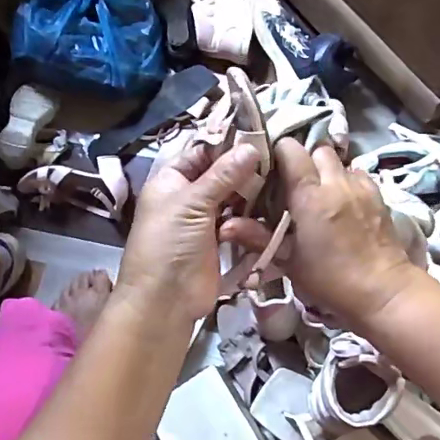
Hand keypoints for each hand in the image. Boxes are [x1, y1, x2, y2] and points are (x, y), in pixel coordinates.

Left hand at [116, 141, 262, 323]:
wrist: (164, 302)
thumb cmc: (168, 244)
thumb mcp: (192, 203)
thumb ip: (223, 175)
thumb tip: (251, 147)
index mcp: (172, 180)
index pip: (202, 152)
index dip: (227, 144)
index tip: (260, 138)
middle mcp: (189, 196)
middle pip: (222, 175)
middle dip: (244, 173)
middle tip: (275, 166)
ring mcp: (206, 220)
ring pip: (235, 199)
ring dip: (249, 201)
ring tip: (267, 196)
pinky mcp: (222, 243)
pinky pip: (242, 223)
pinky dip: (251, 222)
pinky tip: (265, 220)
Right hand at [222, 139, 422, 328]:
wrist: (383, 293)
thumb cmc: (330, 280)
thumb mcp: (289, 262)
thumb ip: (257, 238)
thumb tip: (224, 225)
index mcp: (310, 196)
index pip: (291, 150)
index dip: (278, 153)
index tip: (269, 167)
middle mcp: (336, 183)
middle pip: (317, 150)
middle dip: (304, 159)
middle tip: (293, 182)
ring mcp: (361, 187)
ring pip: (340, 161)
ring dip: (327, 169)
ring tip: (319, 191)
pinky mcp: (379, 196)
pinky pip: (358, 175)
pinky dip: (347, 181)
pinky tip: (342, 201)